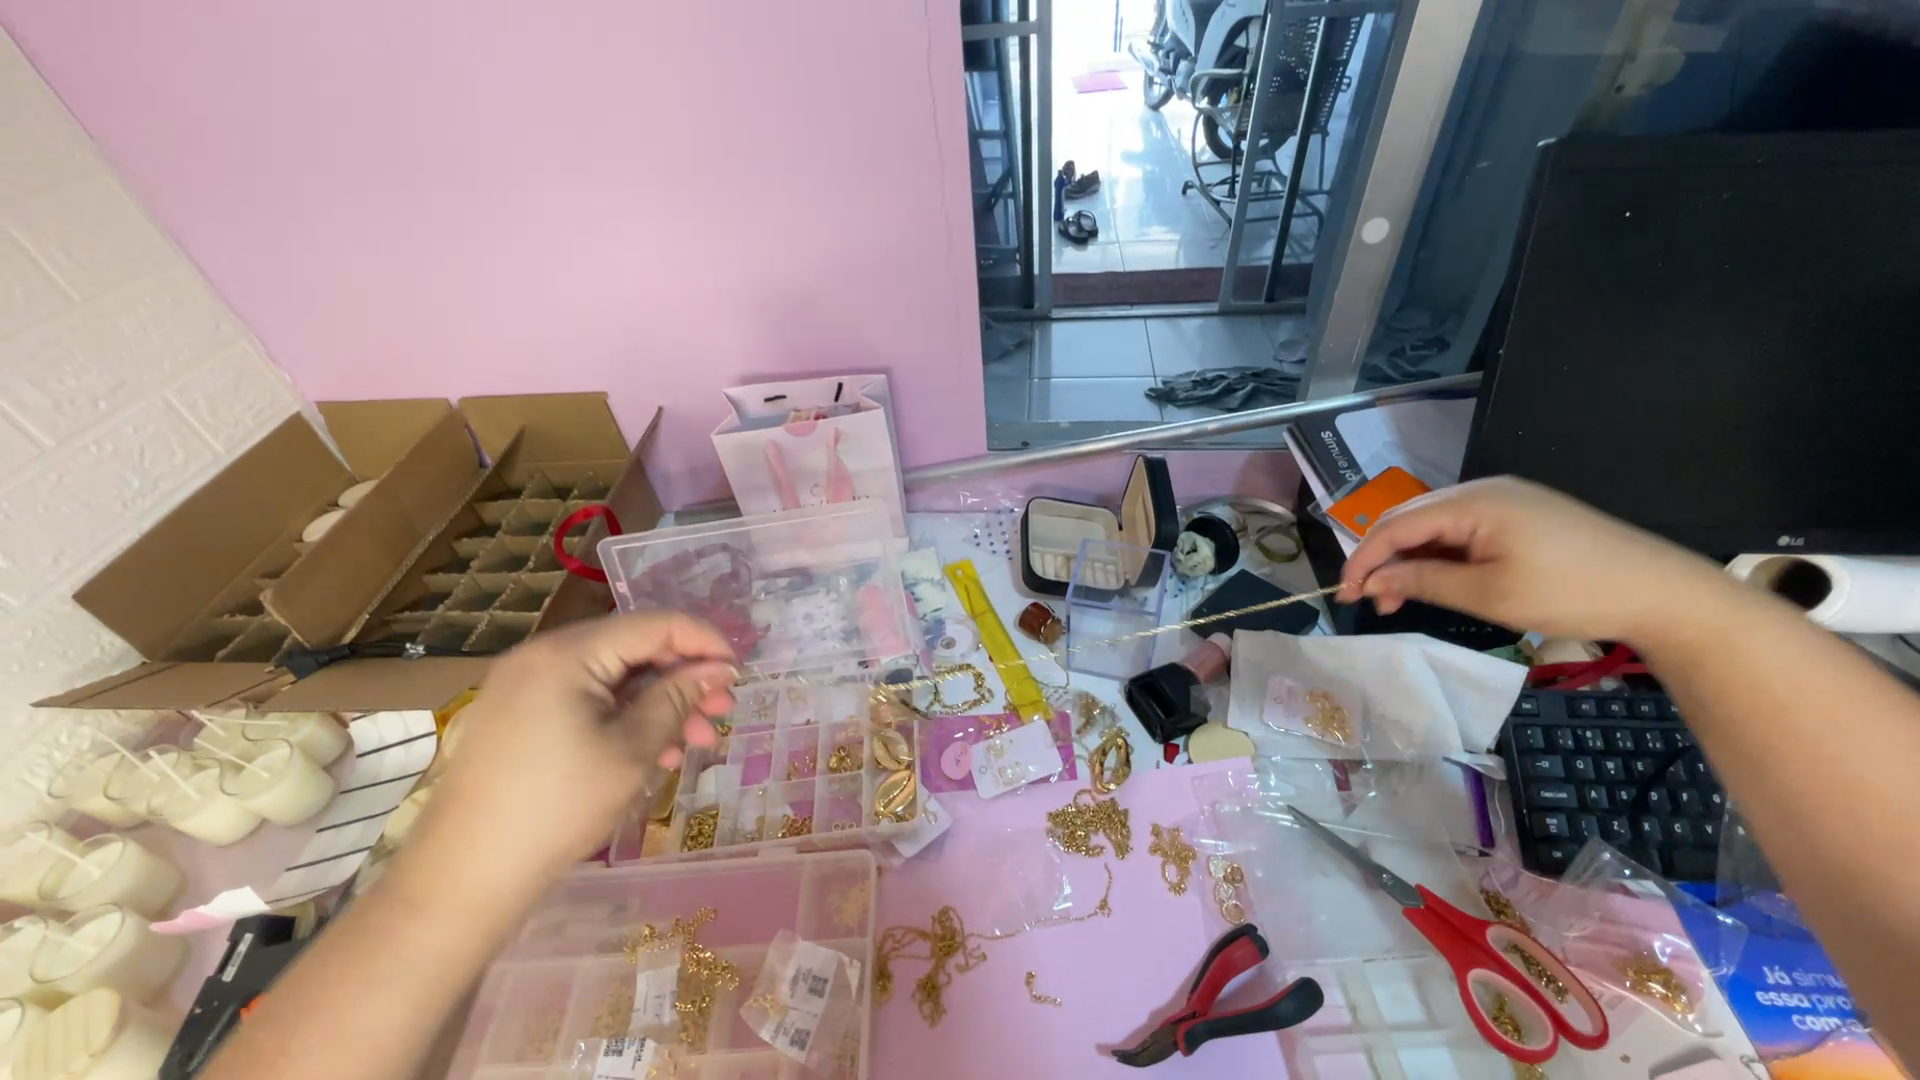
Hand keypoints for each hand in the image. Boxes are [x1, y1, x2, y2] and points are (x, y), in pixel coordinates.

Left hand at [419, 613, 737, 877]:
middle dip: (682, 677)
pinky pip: (584, 698)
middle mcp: (541, 655)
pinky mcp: (517, 714)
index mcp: (566, 653)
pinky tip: (652, 750)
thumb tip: (720, 668)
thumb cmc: (559, 808)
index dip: (704, 642)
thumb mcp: (632, 750)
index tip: (739, 673)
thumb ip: (678, 698)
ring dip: (657, 702)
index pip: (653, 624)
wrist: (465, 876)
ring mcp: (523, 685)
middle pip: (631, 648)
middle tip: (722, 711)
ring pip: (611, 676)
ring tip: (693, 741)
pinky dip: (623, 716)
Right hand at [1337, 477, 1733, 643]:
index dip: (1363, 558)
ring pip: (1433, 526)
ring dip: (1408, 560)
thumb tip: (1373, 582)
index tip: (1345, 594)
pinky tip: (1434, 581)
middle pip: (1409, 519)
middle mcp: (1483, 490)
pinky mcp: (1520, 515)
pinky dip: (1438, 556)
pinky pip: (1461, 531)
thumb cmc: (1570, 593)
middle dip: (1381, 559)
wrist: (1662, 593)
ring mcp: (1504, 500)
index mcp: (1473, 501)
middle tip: (1367, 601)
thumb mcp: (1486, 594)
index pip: (1394, 524)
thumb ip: (1422, 582)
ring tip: (1397, 599)